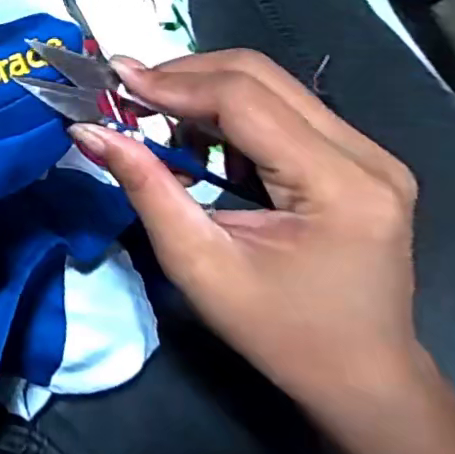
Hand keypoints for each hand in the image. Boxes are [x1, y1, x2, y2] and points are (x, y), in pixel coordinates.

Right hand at [71, 50, 422, 407]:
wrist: (361, 378)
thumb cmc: (278, 329)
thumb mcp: (196, 262)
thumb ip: (144, 186)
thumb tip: (87, 128)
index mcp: (340, 187)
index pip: (243, 100)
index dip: (172, 83)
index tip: (114, 81)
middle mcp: (366, 156)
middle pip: (257, 75)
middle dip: (182, 76)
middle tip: (128, 97)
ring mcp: (367, 152)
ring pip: (266, 82)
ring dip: (200, 89)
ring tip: (157, 123)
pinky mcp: (355, 156)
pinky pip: (277, 103)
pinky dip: (223, 108)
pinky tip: (198, 142)